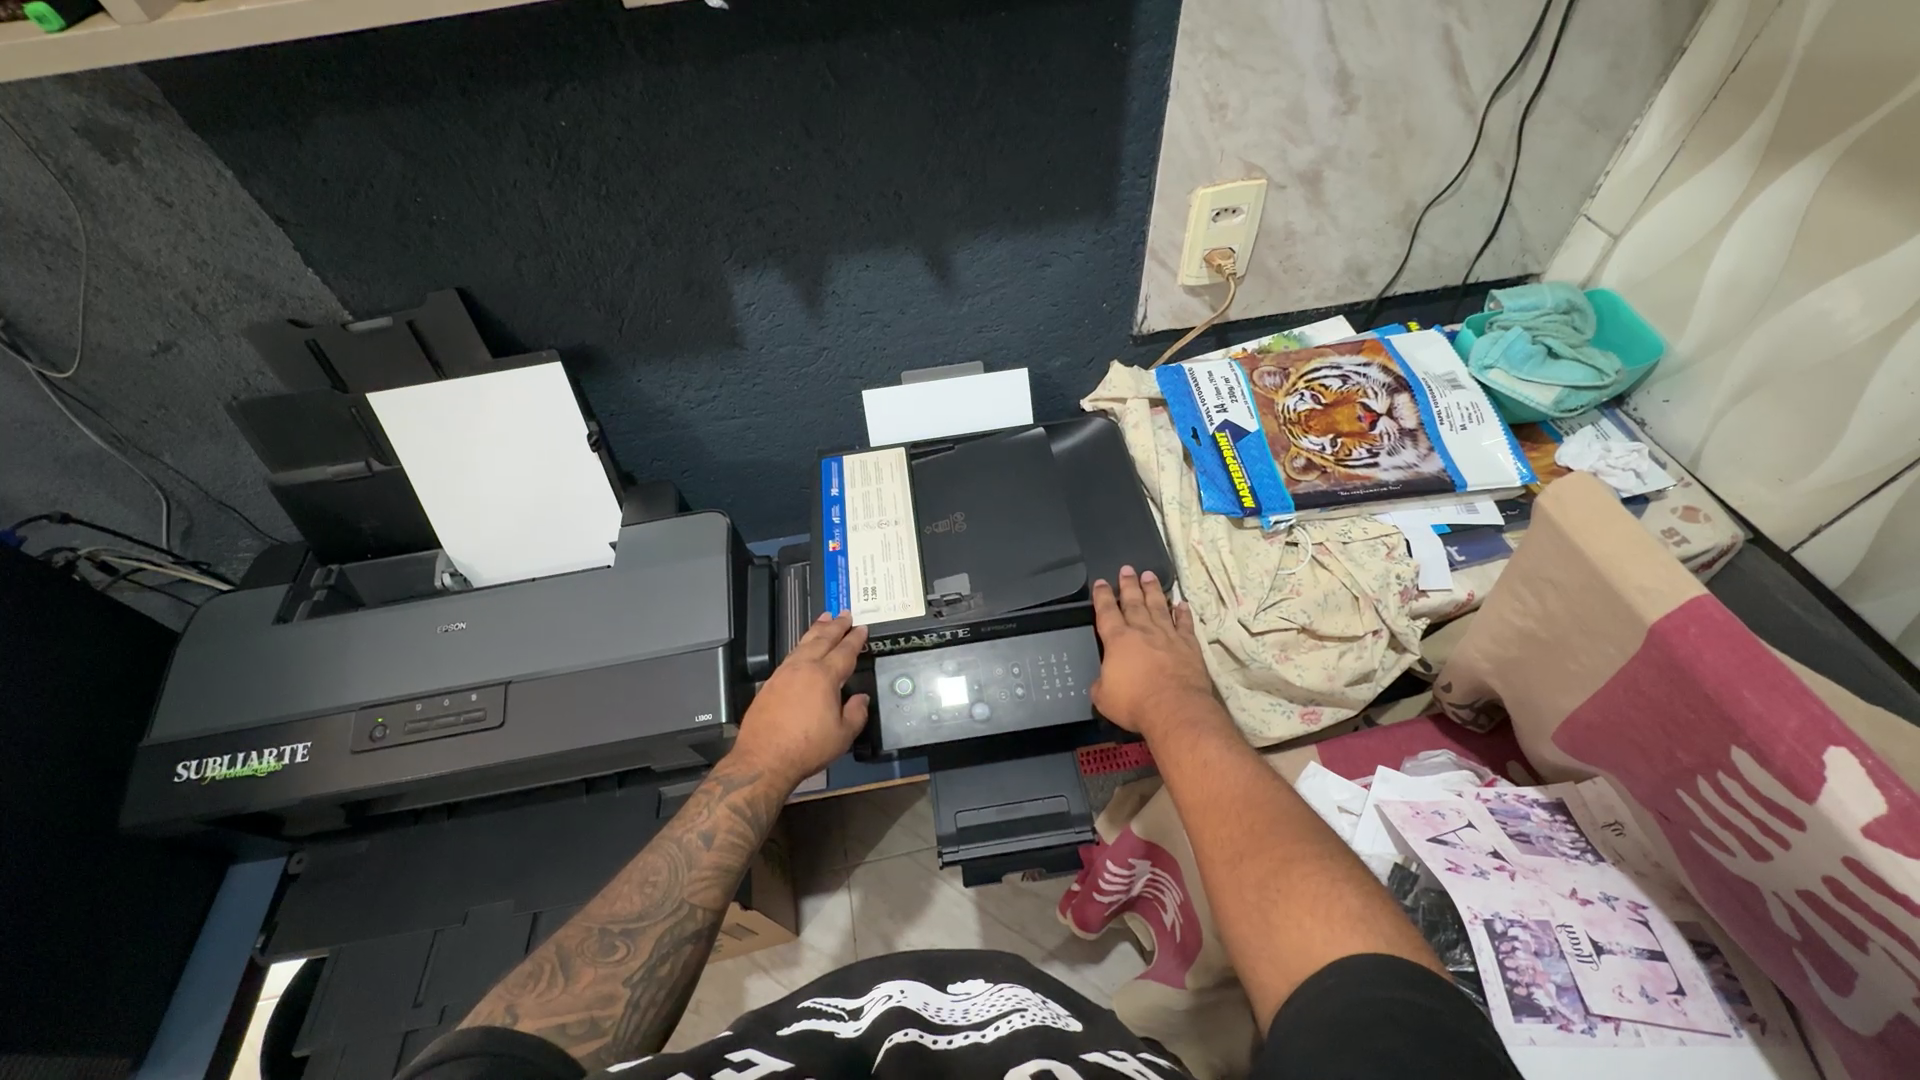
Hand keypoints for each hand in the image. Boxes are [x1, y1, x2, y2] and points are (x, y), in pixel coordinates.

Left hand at [730, 612, 869, 788]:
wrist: (764, 759)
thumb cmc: (807, 747)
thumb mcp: (843, 735)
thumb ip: (856, 713)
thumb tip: (860, 698)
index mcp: (824, 677)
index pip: (844, 652)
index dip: (855, 639)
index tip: (862, 628)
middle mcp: (803, 669)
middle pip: (822, 640)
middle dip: (835, 626)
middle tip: (844, 613)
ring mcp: (783, 674)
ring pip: (802, 644)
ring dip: (816, 630)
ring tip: (824, 619)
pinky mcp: (770, 684)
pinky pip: (790, 656)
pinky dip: (800, 645)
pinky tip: (802, 648)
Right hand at [1090, 566, 1224, 738]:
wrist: (1175, 708)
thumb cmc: (1135, 703)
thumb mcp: (1103, 697)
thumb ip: (1100, 685)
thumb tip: (1102, 682)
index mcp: (1117, 640)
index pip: (1106, 612)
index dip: (1102, 596)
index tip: (1101, 583)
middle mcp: (1142, 631)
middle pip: (1134, 602)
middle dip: (1128, 585)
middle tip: (1127, 569)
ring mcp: (1168, 636)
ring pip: (1159, 606)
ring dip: (1153, 591)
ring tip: (1149, 576)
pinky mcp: (1189, 645)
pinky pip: (1185, 624)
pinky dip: (1183, 613)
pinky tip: (1181, 604)